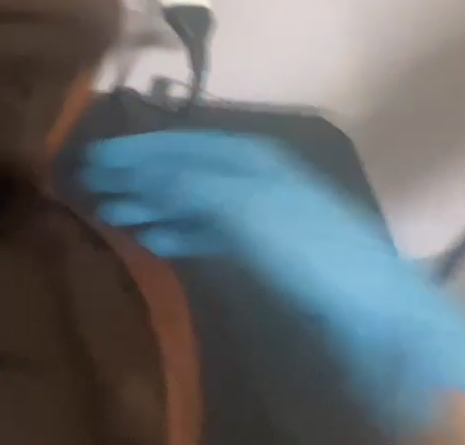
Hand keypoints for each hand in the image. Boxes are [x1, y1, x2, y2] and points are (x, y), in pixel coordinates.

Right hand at [81, 131, 464, 437]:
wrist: (380, 323)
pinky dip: (170, 233)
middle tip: (85, 186)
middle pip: (177, 170)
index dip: (130, 148)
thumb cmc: (305, 248)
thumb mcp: (236, 203)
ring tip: (106, 214)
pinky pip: (200, 233)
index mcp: (245, 154)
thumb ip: (178, 182)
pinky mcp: (260, 255)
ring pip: (185, 202)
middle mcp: (247, 177)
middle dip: (131, 176)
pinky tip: (148, 242)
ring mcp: (255, 216)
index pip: (174, 141)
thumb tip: (123, 166)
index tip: (86, 156)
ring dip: (145, 205)